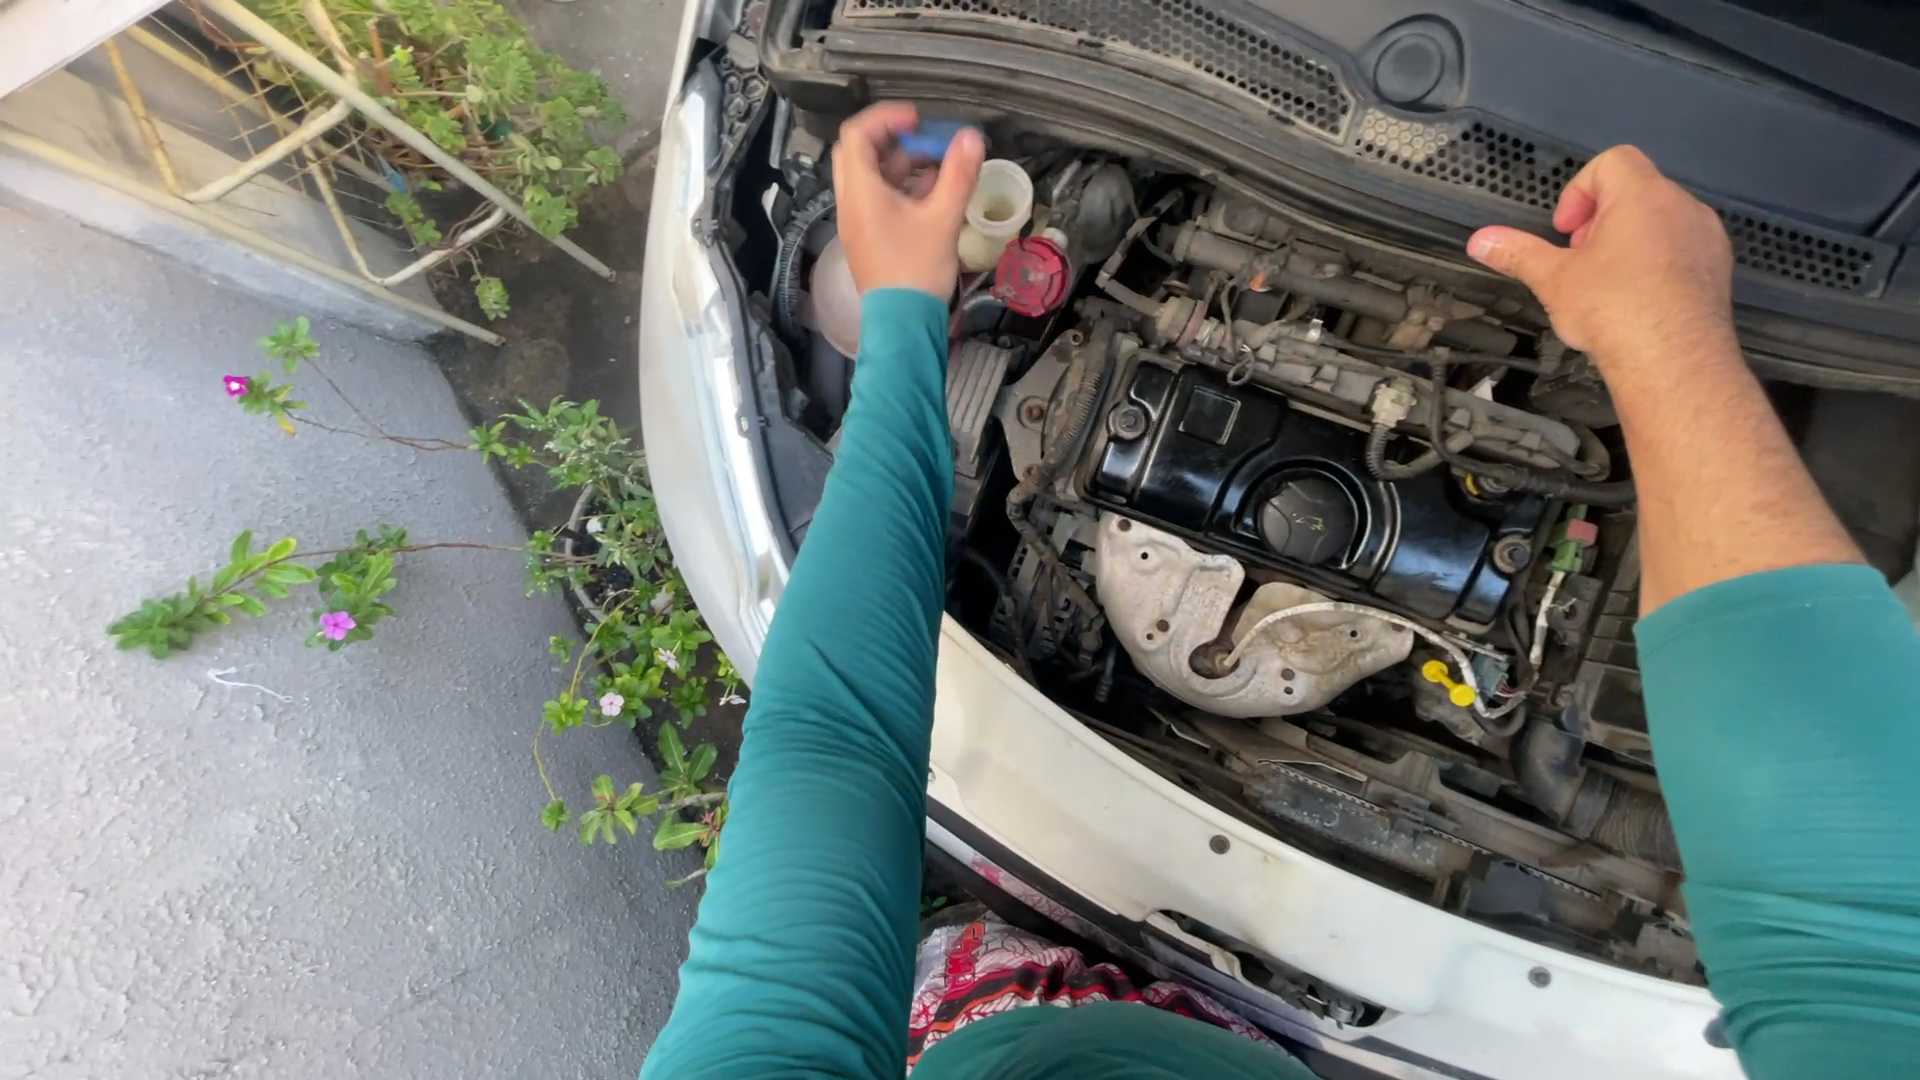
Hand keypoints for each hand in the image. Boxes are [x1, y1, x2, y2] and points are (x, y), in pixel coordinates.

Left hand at [830, 102, 984, 298]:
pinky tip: (929, 200)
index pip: (858, 134)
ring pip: (870, 180)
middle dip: (893, 142)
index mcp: (860, 192)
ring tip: (937, 172)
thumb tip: (972, 138)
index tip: (917, 119)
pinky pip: (876, 204)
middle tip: (923, 143)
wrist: (902, 324)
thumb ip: (958, 175)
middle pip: (860, 155)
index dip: (886, 117)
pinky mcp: (866, 242)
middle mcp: (850, 204)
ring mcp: (856, 225)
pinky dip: (899, 192)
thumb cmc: (917, 271)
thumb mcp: (942, 219)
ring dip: (900, 168)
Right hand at [1466, 146, 1736, 369]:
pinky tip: (1632, 296)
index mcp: (1641, 198)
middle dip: (1597, 219)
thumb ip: (1517, 253)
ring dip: (1624, 238)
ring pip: (1658, 218)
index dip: (1577, 189)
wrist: (1671, 353)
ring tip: (1602, 281)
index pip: (1612, 161)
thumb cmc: (1611, 306)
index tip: (1563, 229)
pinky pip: (1678, 245)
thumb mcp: (1551, 279)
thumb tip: (1480, 240)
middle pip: (1634, 190)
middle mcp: (1681, 205)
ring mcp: (1705, 233)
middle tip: (1576, 258)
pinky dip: (1651, 259)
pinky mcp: (1715, 262)